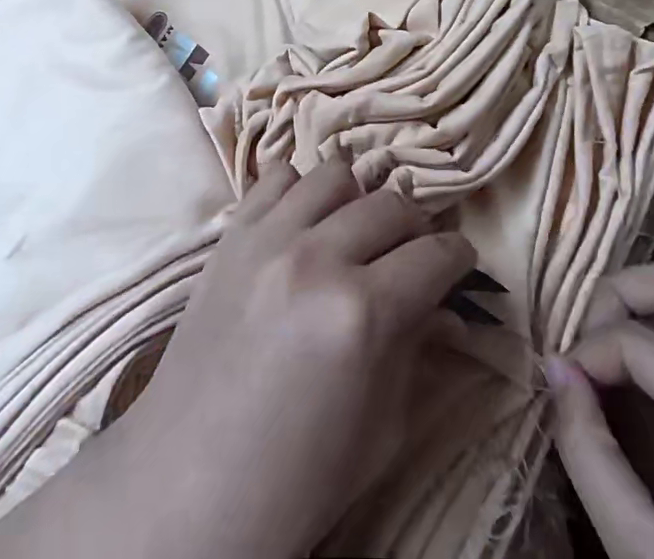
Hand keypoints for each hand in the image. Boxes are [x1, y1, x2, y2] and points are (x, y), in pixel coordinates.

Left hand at [0, 157, 475, 558]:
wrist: (193, 478)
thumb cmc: (299, 473)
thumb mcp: (383, 426)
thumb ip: (418, 349)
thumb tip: (447, 307)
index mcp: (362, 312)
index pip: (435, 254)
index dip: (459, 257)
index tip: (460, 264)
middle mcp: (314, 257)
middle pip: (390, 204)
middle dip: (416, 227)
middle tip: (413, 254)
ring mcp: (264, 239)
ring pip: (333, 175)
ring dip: (358, 200)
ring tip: (356, 233)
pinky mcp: (228, 237)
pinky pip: (274, 178)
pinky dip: (300, 189)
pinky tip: (305, 222)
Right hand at [544, 260, 653, 558]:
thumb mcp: (644, 548)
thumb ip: (589, 452)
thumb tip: (555, 370)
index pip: (639, 340)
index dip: (583, 354)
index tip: (559, 389)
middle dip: (619, 295)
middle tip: (584, 341)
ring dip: (650, 316)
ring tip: (611, 365)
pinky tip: (652, 392)